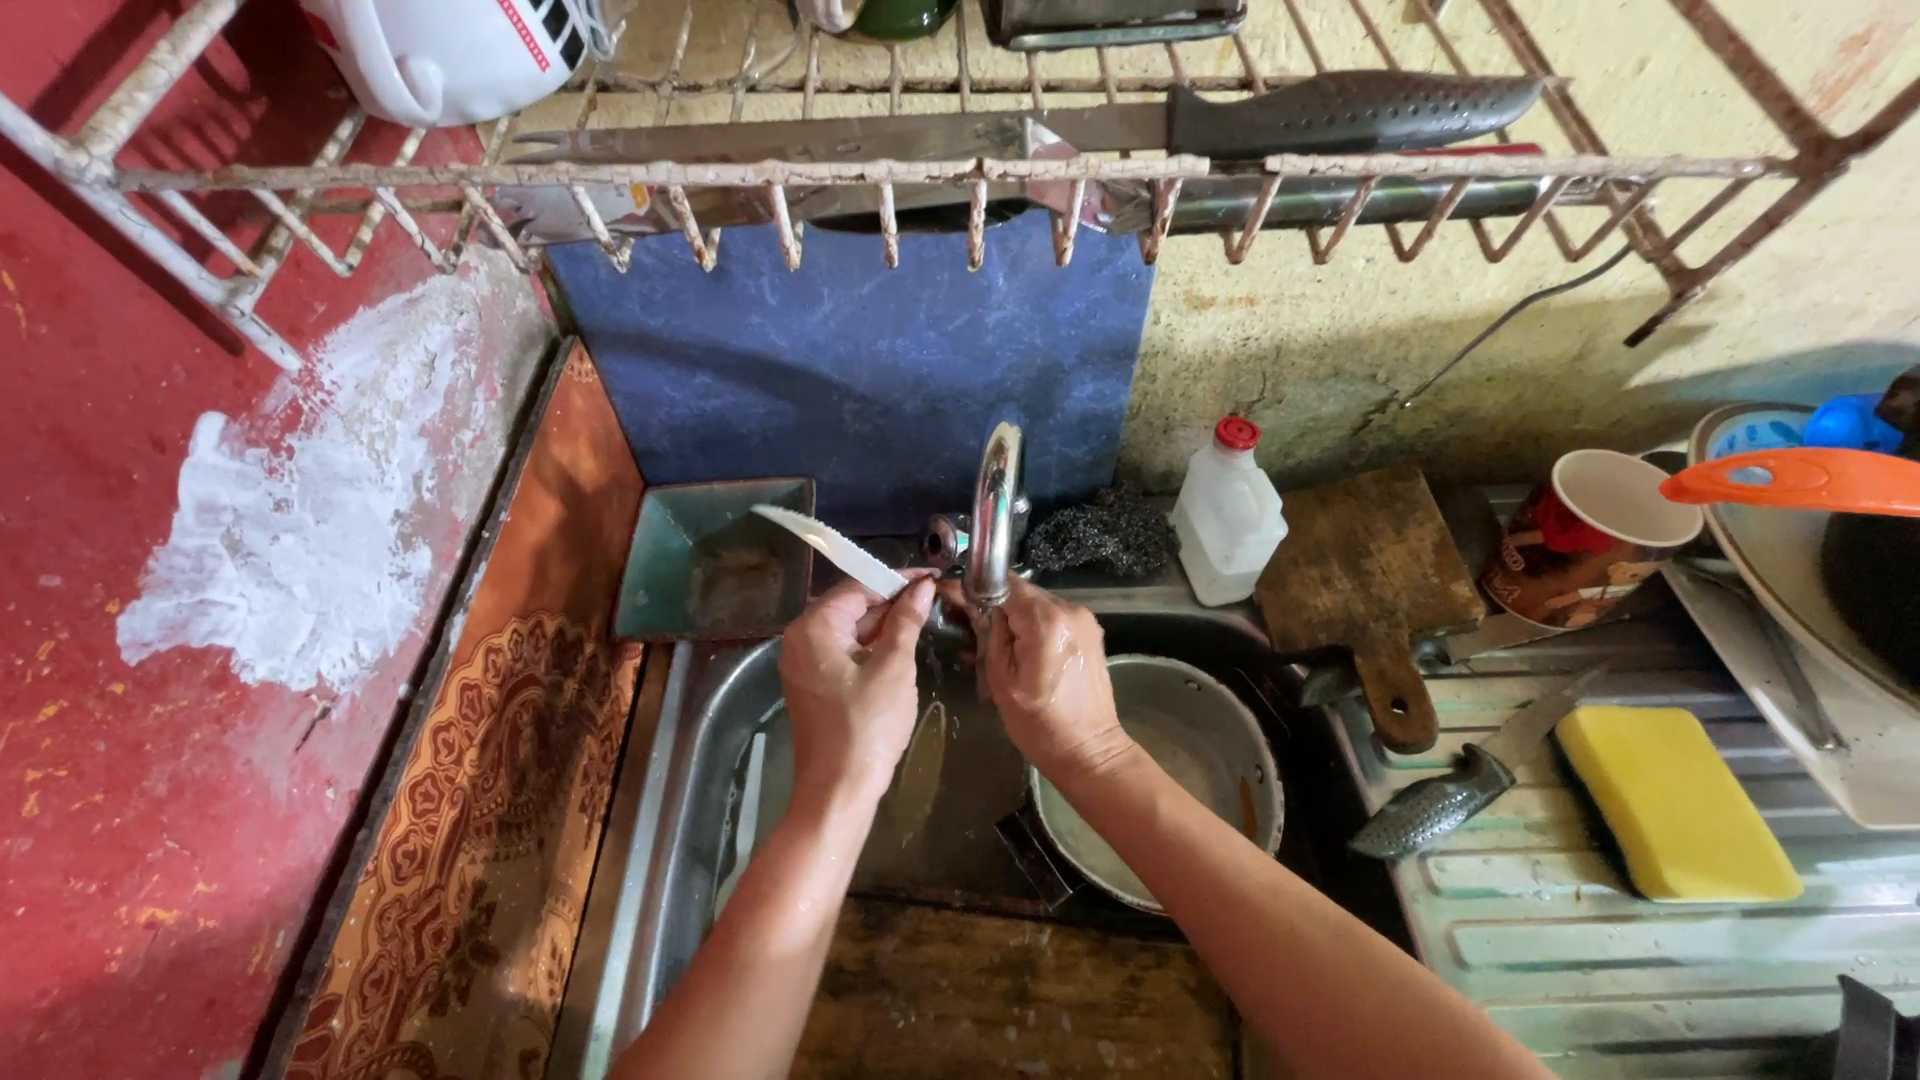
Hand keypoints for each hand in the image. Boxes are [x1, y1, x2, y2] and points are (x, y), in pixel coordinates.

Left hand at [778, 576, 935, 805]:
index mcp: (812, 628)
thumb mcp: (894, 668)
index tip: (931, 577)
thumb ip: (906, 622)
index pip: (857, 586)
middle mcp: (800, 640)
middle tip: (932, 596)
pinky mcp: (814, 685)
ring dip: (884, 625)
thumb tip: (922, 588)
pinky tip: (901, 646)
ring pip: (849, 630)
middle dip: (891, 601)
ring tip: (924, 616)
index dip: (896, 579)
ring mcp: (804, 664)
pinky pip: (844, 653)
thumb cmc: (867, 725)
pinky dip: (872, 647)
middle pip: (850, 606)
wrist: (839, 789)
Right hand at [977, 577, 1132, 780]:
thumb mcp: (1000, 679)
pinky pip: (1054, 616)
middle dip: (997, 604)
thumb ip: (989, 633)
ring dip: (1016, 616)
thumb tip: (976, 603)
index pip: (1005, 583)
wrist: (1089, 751)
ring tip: (997, 642)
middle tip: (971, 625)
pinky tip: (1023, 649)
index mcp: (1046, 622)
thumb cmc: (1038, 723)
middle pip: (1023, 592)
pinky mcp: (1091, 632)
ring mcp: (1085, 620)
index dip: (979, 588)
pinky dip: (1035, 625)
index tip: (957, 598)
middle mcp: (1070, 611)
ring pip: (1038, 603)